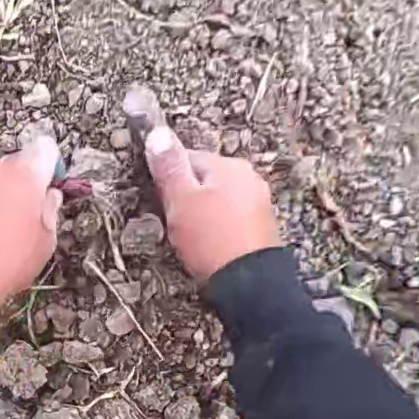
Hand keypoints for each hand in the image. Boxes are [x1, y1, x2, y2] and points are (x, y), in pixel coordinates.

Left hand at [0, 136, 62, 333]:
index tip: (52, 187)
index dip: (53, 166)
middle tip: (34, 211)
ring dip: (8, 190)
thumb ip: (51, 209)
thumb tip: (50, 194)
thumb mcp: (46, 241)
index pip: (46, 149)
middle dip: (30, 178)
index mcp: (27, 176)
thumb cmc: (11, 263)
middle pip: (21, 161)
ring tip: (11, 223)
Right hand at [144, 125, 282, 282]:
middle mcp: (249, 179)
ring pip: (217, 202)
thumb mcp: (181, 201)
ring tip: (189, 240)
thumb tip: (157, 133)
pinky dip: (216, 231)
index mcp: (229, 166)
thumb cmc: (212, 240)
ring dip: (201, 216)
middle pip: (204, 181)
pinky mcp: (261, 230)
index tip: (158, 201)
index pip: (188, 159)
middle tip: (172, 224)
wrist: (250, 285)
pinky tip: (208, 247)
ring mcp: (258, 205)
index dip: (167, 180)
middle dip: (185, 199)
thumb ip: (169, 168)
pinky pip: (230, 221)